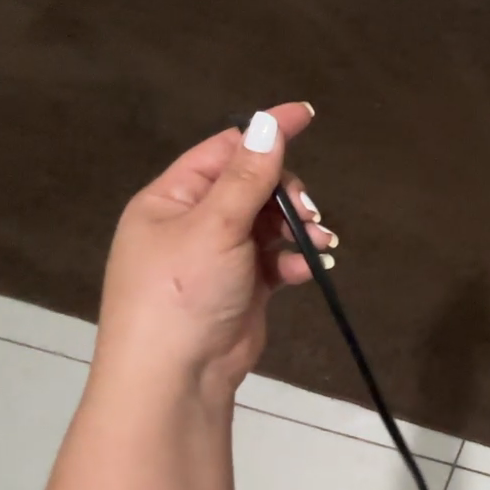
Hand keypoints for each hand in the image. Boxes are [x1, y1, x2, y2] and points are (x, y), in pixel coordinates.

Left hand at [94, 103, 333, 399]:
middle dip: (289, 195)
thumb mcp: (214, 227)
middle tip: (308, 214)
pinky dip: (297, 260)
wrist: (176, 374)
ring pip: (272, 223)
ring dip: (299, 229)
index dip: (265, 132)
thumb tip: (267, 125)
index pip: (226, 150)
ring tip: (317, 244)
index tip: (307, 115)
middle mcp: (195, 221)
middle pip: (255, 186)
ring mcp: (221, 255)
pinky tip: (307, 270)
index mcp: (172, 199)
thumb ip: (247, 178)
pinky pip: (279, 258)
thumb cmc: (181, 292)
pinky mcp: (246, 284)